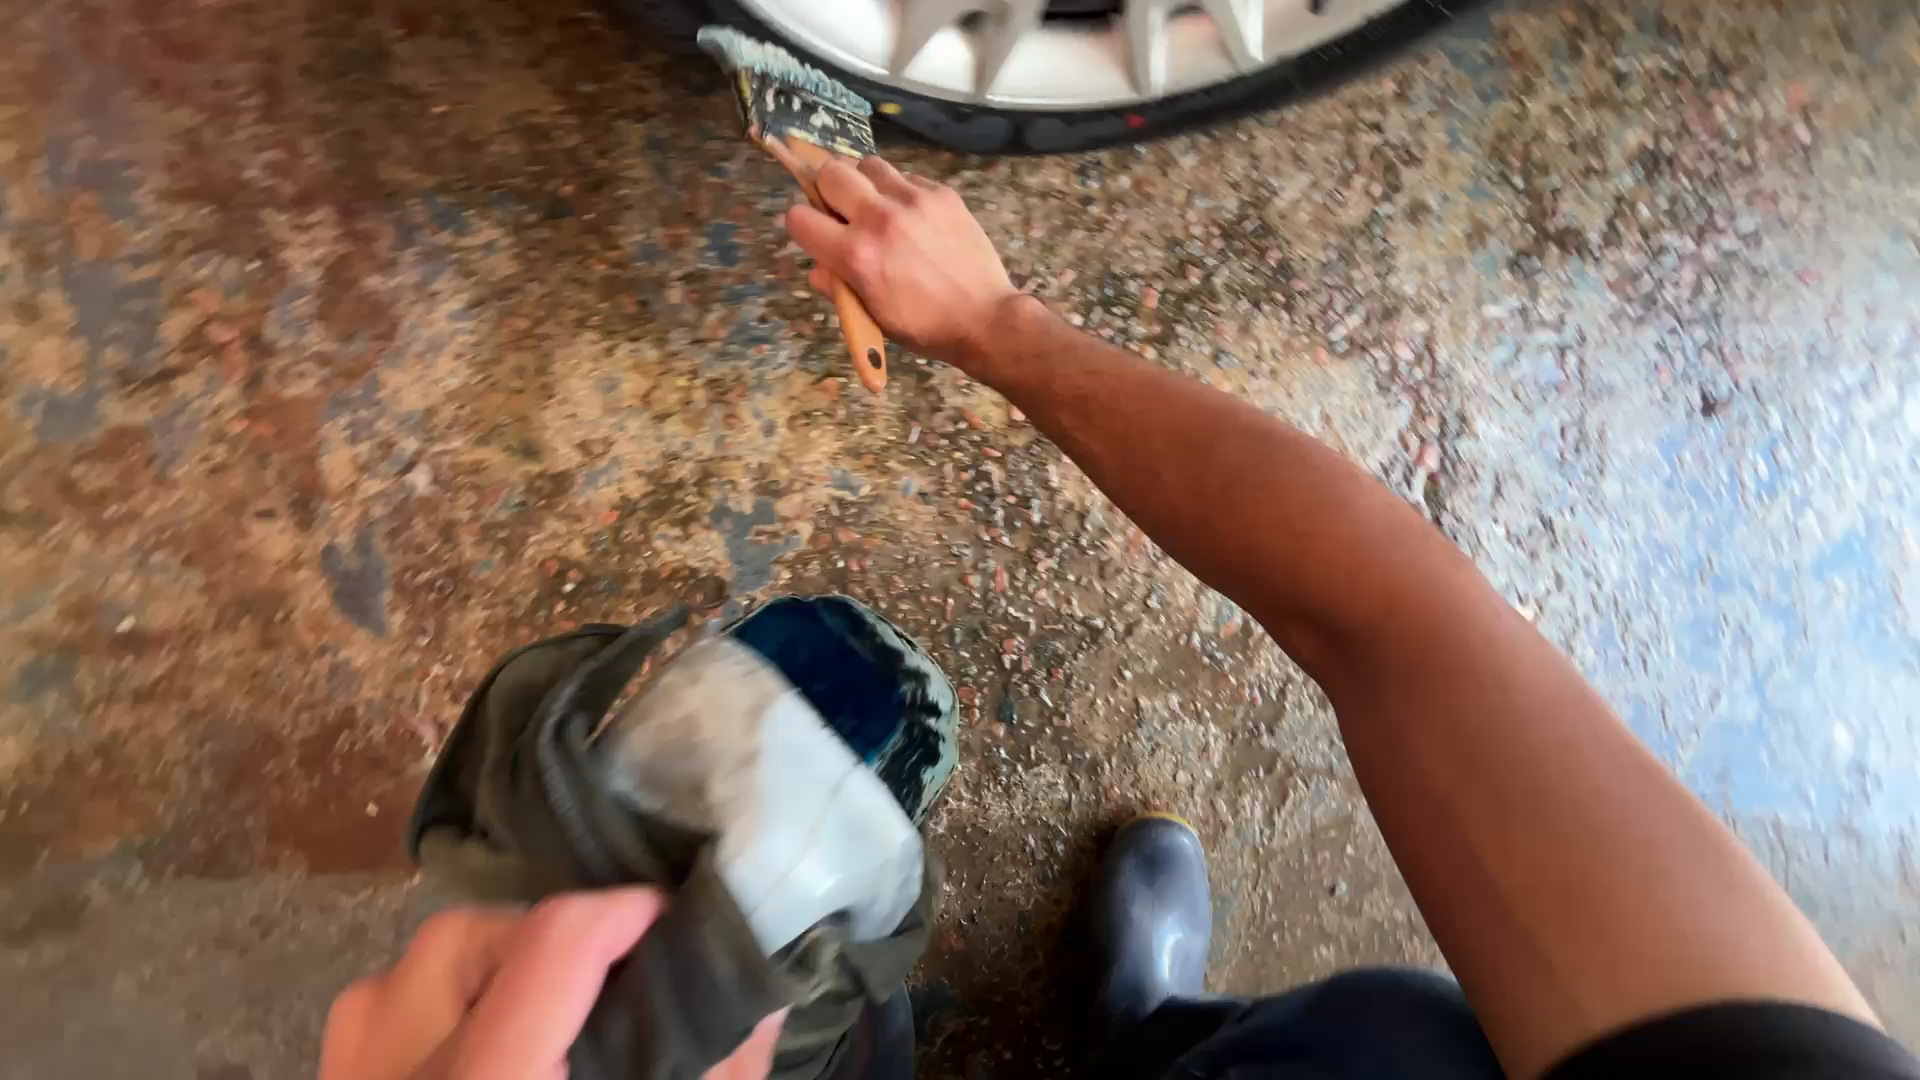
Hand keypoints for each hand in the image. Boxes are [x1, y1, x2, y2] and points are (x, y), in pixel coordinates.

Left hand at [320, 888, 784, 1079]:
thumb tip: (760, 1003)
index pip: (553, 947)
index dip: (627, 913)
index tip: (675, 926)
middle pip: (460, 945)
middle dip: (551, 937)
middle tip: (612, 976)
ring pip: (394, 981)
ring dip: (477, 970)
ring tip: (542, 1006)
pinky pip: (359, 1033)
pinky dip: (420, 1016)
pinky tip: (472, 1048)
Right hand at [785, 157, 1022, 370]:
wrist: (984, 318)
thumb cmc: (924, 327)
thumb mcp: (873, 317)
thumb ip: (838, 287)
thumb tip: (818, 266)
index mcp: (857, 256)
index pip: (799, 218)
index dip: (804, 227)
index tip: (818, 235)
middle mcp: (879, 218)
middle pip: (830, 172)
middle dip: (829, 192)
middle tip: (845, 213)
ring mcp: (913, 200)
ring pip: (869, 164)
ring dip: (865, 184)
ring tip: (879, 209)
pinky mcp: (941, 193)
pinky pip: (906, 177)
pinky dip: (901, 192)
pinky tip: (914, 219)